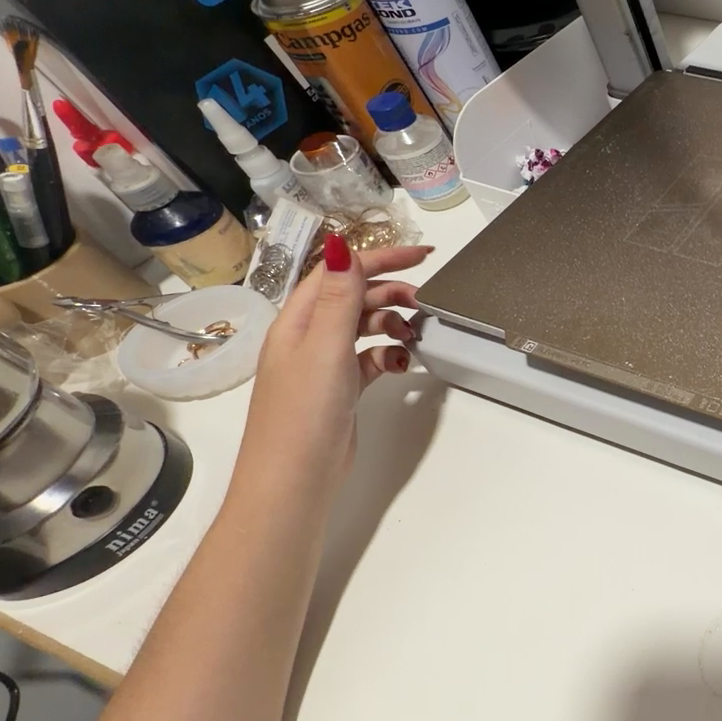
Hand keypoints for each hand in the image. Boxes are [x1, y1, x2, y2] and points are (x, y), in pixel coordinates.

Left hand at [240, 235, 431, 483]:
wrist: (295, 477)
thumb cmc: (306, 410)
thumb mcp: (326, 347)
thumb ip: (340, 297)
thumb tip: (341, 244)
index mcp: (298, 322)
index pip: (338, 274)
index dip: (378, 258)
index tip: (424, 256)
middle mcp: (309, 337)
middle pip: (354, 297)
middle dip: (392, 292)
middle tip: (426, 304)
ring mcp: (325, 363)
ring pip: (365, 327)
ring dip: (393, 323)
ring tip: (415, 336)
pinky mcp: (342, 387)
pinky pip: (371, 357)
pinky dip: (390, 354)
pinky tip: (402, 365)